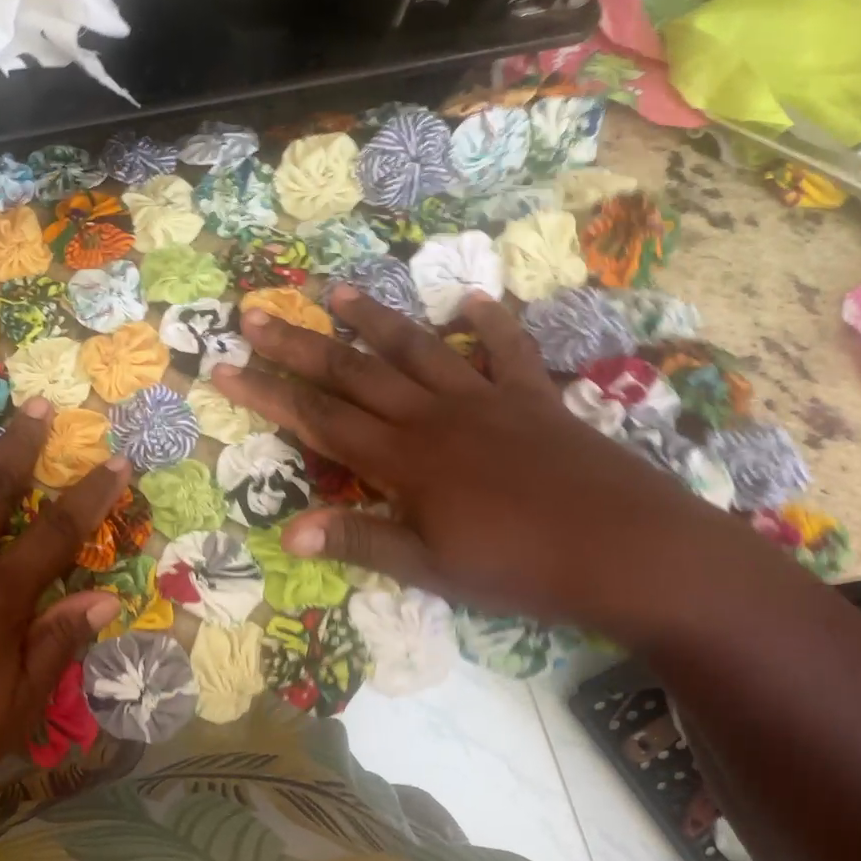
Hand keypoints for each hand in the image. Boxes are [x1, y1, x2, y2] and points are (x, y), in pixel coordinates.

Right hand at [213, 286, 784, 641]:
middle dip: (298, 345)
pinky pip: (508, 353)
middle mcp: (434, 417)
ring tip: (338, 291)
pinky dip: (489, 326)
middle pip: (353, 372)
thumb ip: (360, 540)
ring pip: (417, 350)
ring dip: (375, 319)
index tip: (223, 367)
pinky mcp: (536, 402)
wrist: (637, 554)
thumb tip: (289, 532)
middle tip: (256, 313)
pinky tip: (471, 303)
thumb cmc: (523, 570)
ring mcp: (487, 402)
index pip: (317, 419)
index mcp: (403, 459)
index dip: (266, 393)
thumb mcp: (432, 569)